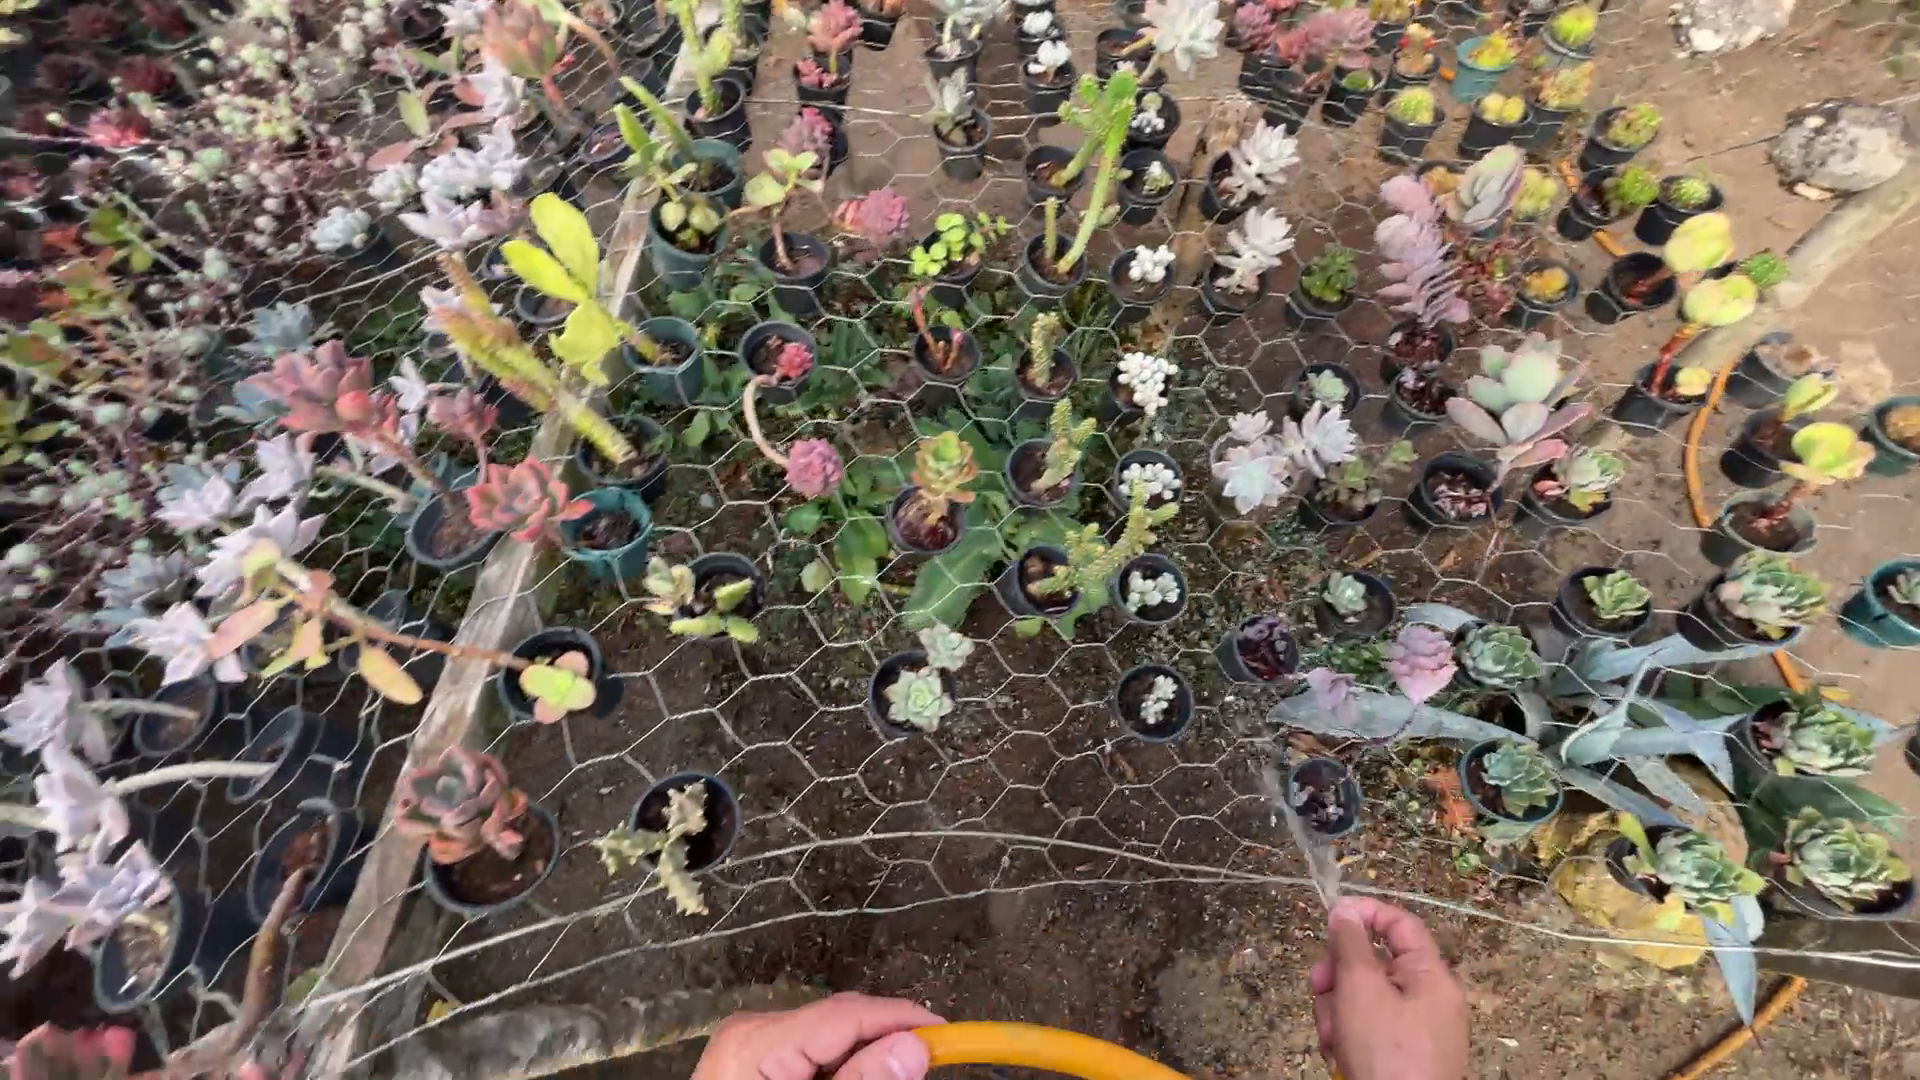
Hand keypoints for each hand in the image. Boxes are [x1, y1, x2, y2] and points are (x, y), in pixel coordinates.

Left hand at [692, 992, 944, 1079]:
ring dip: (864, 1058)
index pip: (845, 1013)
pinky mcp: (751, 1060)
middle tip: (926, 1063)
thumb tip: (916, 1045)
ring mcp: (748, 1044)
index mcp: (757, 1041)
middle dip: (883, 1040)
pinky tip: (858, 1079)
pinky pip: (809, 1053)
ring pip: (828, 1038)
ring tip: (895, 1072)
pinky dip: (839, 1070)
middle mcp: (751, 1029)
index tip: (944, 1032)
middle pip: (838, 1021)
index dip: (899, 1016)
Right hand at [1310, 897, 1467, 1079]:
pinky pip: (1368, 1021)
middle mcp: (1429, 998)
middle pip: (1374, 959)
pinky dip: (1347, 1028)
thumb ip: (1349, 941)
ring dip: (1337, 1004)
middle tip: (1319, 984)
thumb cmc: (1383, 1049)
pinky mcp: (1403, 1052)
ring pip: (1364, 992)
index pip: (1400, 923)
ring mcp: (1416, 1028)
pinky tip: (1338, 1048)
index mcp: (1431, 977)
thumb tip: (1345, 909)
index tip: (1330, 916)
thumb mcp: (1359, 986)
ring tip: (1331, 1031)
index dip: (1364, 911)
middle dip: (1339, 970)